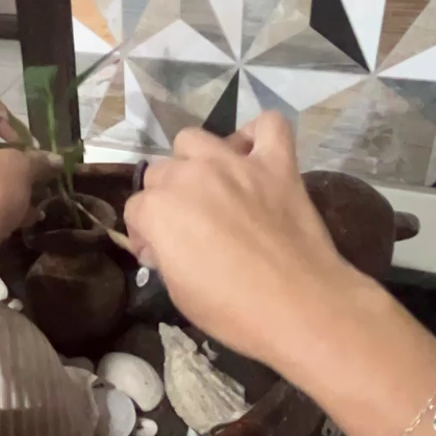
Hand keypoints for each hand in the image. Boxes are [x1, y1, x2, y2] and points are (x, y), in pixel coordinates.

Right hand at [123, 114, 373, 370]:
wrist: (299, 307)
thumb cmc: (231, 309)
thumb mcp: (176, 290)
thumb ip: (163, 253)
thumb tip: (163, 242)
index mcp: (158, 209)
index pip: (136, 209)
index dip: (144, 232)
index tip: (158, 253)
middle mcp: (189, 176)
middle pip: (161, 171)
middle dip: (165, 197)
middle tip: (185, 225)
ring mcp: (234, 164)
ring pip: (194, 140)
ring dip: (194, 161)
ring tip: (210, 186)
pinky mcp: (277, 163)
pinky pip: (268, 126)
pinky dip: (257, 136)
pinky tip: (253, 157)